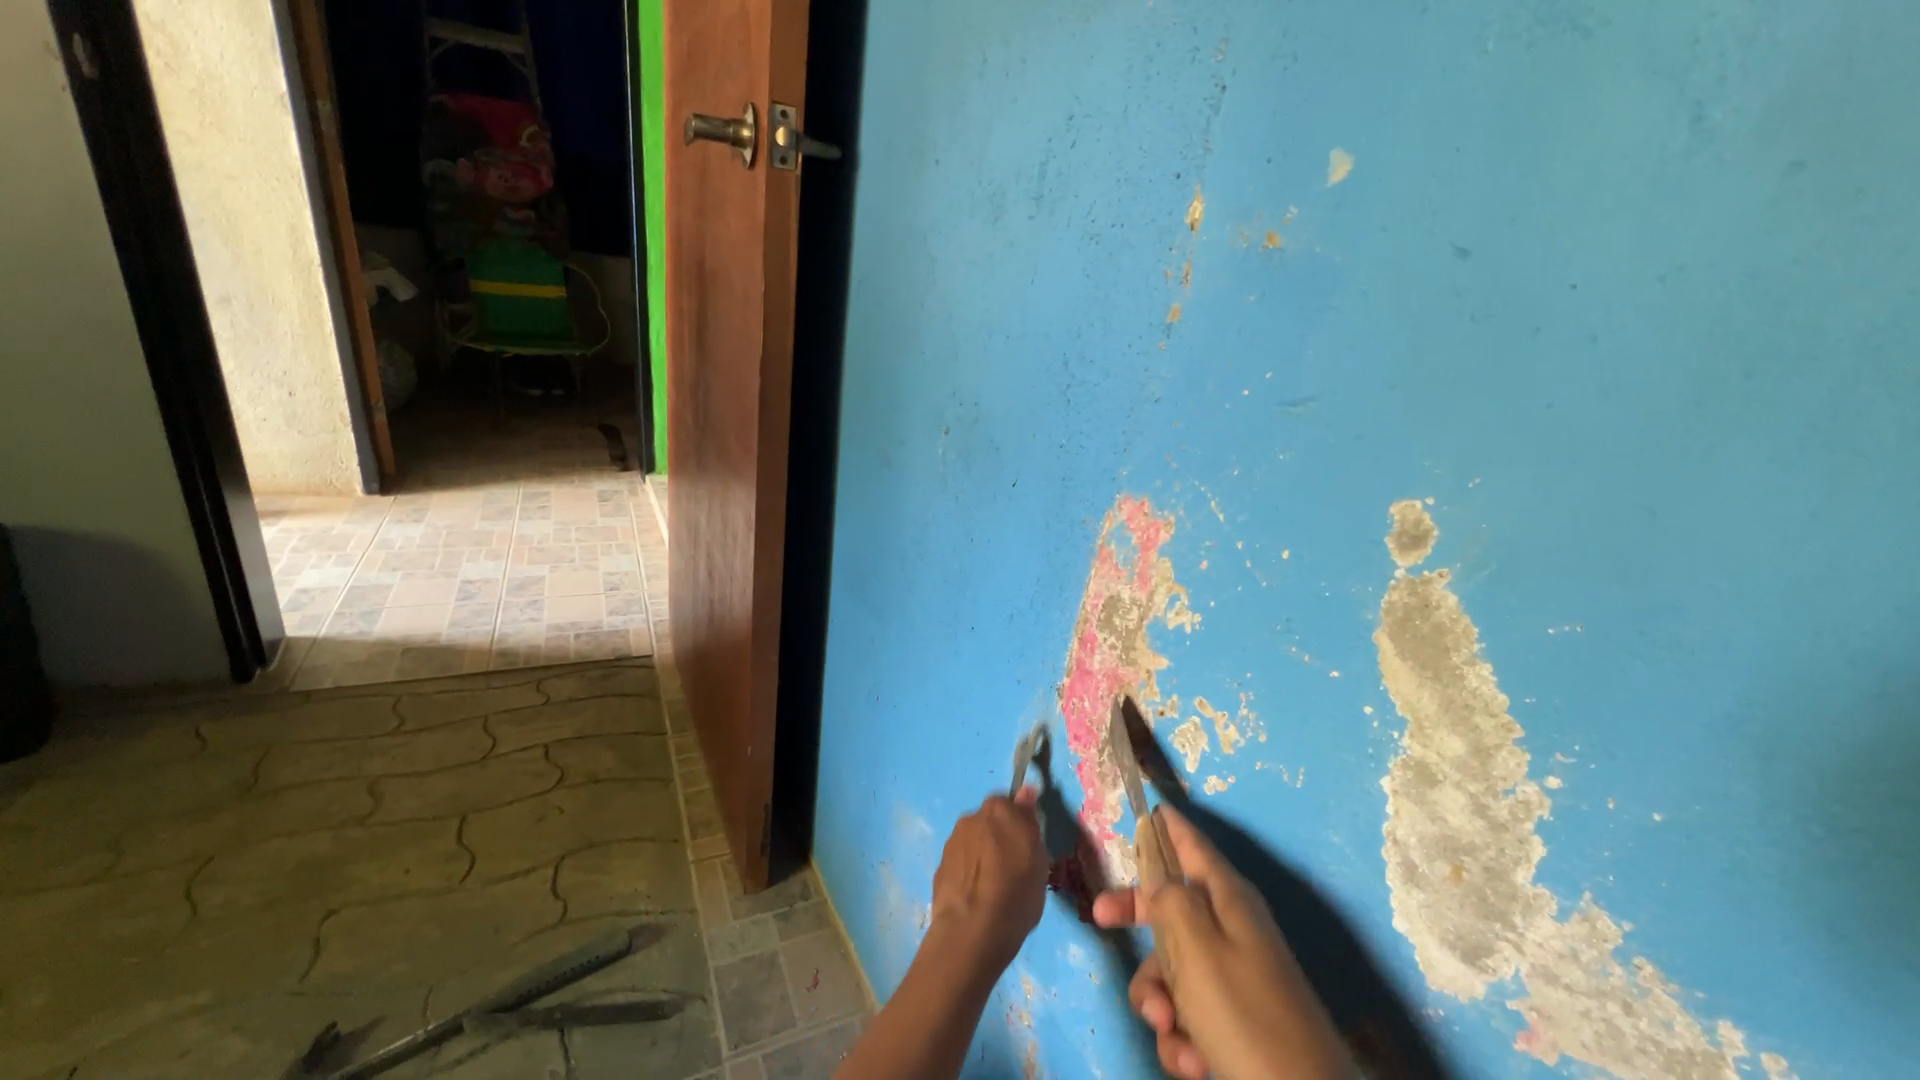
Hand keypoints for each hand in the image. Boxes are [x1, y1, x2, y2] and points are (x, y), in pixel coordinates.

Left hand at [929, 789, 1048, 967]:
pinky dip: (969, 874)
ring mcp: (951, 844)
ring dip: (983, 856)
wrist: (972, 930)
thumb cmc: (1017, 892)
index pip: (1010, 804)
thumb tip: (1025, 792)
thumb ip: (1029, 820)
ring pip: (973, 843)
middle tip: (1015, 868)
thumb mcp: (1038, 857)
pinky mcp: (939, 868)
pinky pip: (961, 864)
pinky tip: (977, 898)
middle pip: (989, 822)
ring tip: (995, 888)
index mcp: (998, 809)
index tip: (1028, 846)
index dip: (1020, 824)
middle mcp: (970, 818)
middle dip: (999, 838)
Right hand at [1092, 804, 1350, 1079]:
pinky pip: (1188, 1013)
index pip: (1193, 846)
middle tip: (1100, 919)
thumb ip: (1170, 900)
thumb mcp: (1196, 949)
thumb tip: (1160, 871)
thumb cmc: (1243, 1014)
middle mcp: (1232, 929)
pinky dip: (1182, 1038)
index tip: (1150, 809)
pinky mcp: (1233, 1021)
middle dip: (1138, 926)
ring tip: (1172, 1032)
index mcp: (1229, 900)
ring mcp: (1234, 977)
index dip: (1169, 828)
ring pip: (1171, 970)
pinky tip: (1193, 1062)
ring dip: (1160, 1003)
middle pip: (1171, 907)